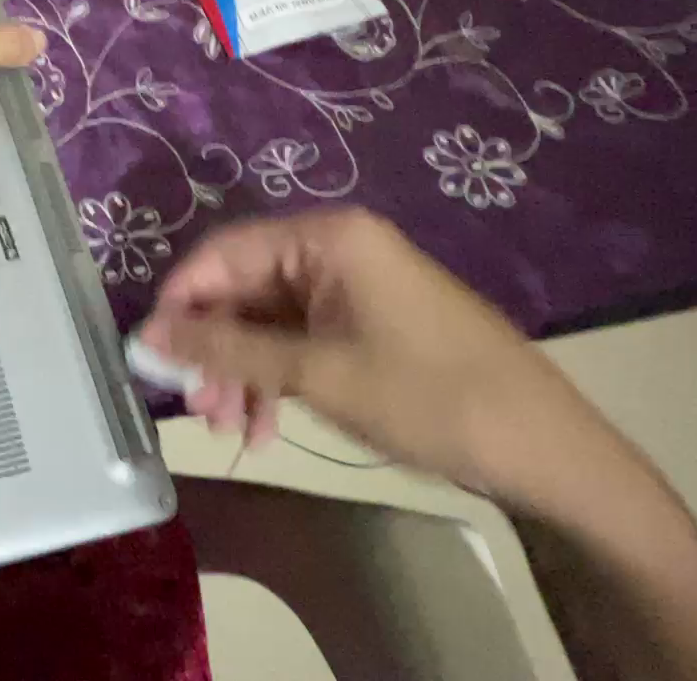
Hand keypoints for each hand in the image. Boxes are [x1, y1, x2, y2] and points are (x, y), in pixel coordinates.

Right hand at [139, 207, 635, 510]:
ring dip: (238, 374)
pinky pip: (293, 342)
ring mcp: (347, 288)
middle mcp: (331, 251)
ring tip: (229, 430)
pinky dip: (271, 381)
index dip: (179, 302)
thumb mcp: (314, 373)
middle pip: (239, 291)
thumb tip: (142, 334)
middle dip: (212, 351)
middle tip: (195, 406)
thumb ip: (222, 348)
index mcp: (325, 238)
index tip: (152, 353)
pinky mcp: (360, 323)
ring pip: (262, 323)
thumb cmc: (431, 398)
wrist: (554, 459)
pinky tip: (264, 429)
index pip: (220, 254)